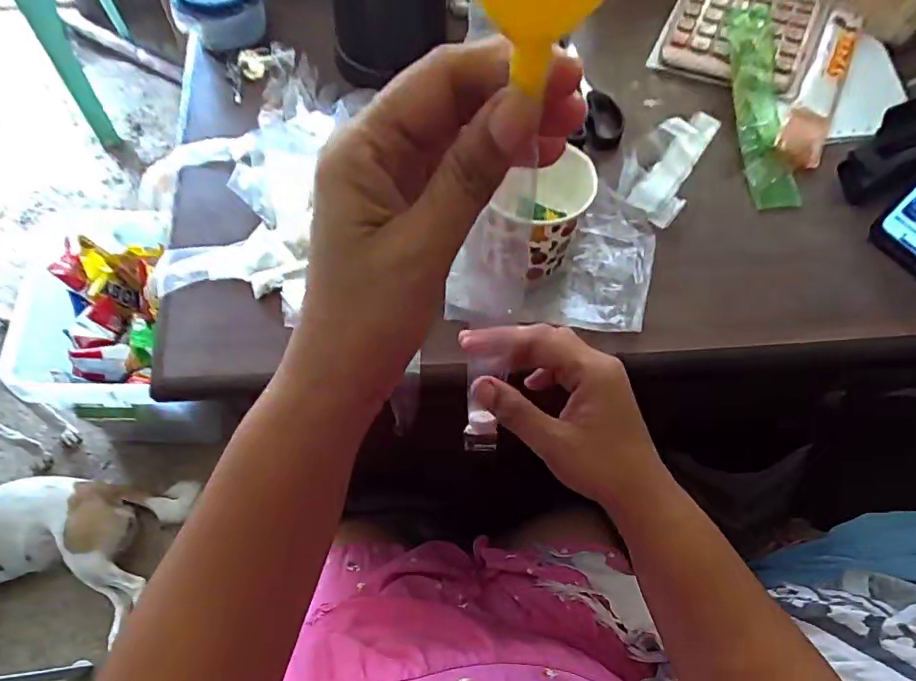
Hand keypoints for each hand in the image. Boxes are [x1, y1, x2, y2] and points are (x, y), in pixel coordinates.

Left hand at [285, 40, 584, 413]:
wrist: (339, 378)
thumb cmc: (369, 322)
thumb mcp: (423, 247)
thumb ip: (470, 174)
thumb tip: (523, 105)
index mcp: (362, 149)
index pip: (438, 81)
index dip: (502, 68)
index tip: (565, 72)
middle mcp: (371, 152)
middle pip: (448, 101)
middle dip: (511, 94)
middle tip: (576, 104)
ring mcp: (386, 182)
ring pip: (455, 135)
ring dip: (508, 127)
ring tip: (567, 130)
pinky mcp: (402, 210)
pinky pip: (451, 171)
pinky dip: (490, 163)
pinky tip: (531, 159)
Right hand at [465, 325, 671, 515]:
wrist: (639, 491)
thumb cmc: (599, 468)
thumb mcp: (552, 441)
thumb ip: (515, 411)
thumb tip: (480, 386)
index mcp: (592, 369)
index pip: (539, 341)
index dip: (499, 340)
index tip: (466, 344)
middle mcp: (600, 364)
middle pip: (549, 339)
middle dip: (510, 342)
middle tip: (474, 348)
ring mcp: (604, 377)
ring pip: (558, 352)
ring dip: (525, 355)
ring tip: (495, 364)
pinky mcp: (603, 391)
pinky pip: (568, 369)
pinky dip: (542, 371)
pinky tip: (528, 385)